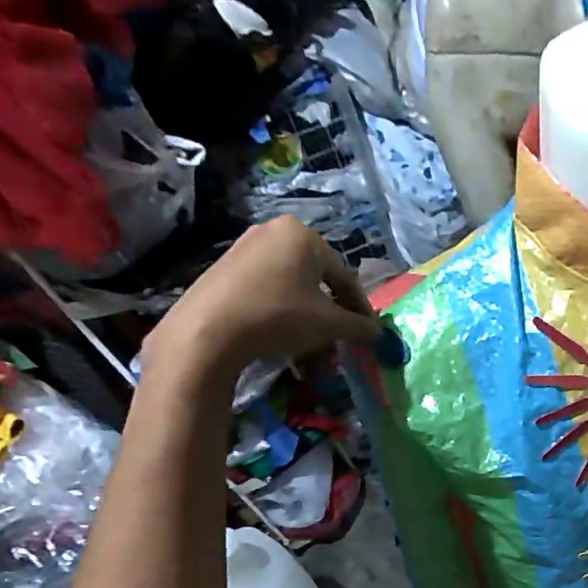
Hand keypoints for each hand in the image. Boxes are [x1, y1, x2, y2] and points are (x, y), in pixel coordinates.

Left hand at [146, 216, 381, 377]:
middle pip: (317, 283)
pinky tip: (284, 344)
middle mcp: (274, 232)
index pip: (345, 277)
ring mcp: (246, 249)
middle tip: (339, 345)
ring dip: (309, 324)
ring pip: (293, 291)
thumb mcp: (329, 325)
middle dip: (331, 319)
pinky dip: (283, 318)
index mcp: (303, 235)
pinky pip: (268, 294)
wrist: (209, 330)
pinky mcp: (226, 271)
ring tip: (312, 354)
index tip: (369, 335)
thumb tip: (378, 334)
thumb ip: (359, 327)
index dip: (360, 310)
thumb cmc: (279, 316)